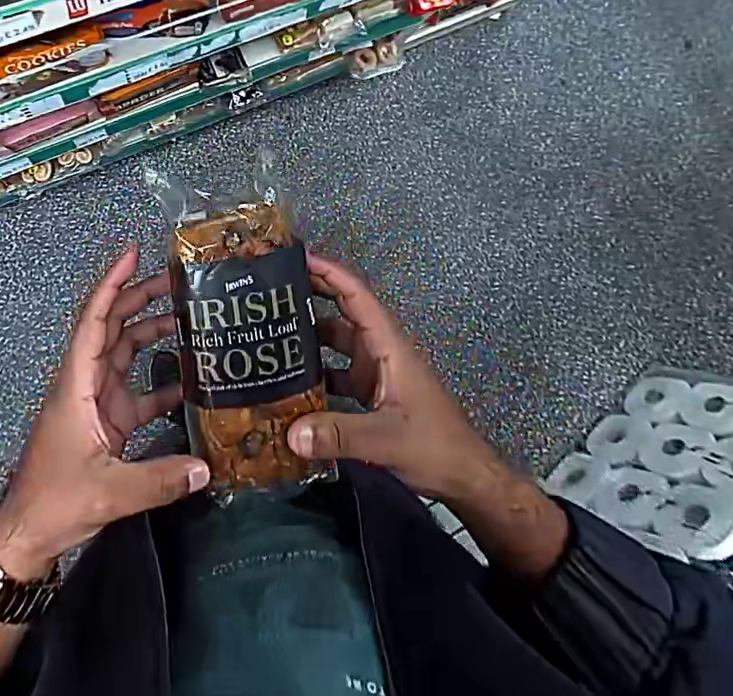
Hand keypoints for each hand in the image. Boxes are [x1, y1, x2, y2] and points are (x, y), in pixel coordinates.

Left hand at [0, 247, 208, 578]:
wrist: (27, 538)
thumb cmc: (55, 504)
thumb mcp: (109, 493)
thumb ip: (160, 480)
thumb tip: (208, 467)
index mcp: (77, 385)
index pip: (94, 322)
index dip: (111, 285)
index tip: (132, 254)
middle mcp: (86, 383)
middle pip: (112, 326)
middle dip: (140, 297)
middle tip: (177, 280)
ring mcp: (96, 401)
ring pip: (124, 351)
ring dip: (151, 330)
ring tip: (189, 315)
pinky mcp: (108, 420)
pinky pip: (138, 386)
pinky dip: (162, 377)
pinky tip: (192, 376)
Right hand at [288, 254, 568, 581]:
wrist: (463, 474)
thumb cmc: (434, 445)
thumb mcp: (386, 439)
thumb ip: (340, 435)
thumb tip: (290, 432)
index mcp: (388, 344)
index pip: (357, 295)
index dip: (329, 273)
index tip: (297, 258)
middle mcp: (380, 349)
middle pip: (344, 311)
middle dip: (312, 294)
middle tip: (270, 290)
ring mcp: (376, 370)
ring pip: (338, 341)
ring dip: (310, 334)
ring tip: (270, 330)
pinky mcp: (371, 392)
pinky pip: (337, 371)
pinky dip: (315, 370)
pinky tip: (287, 381)